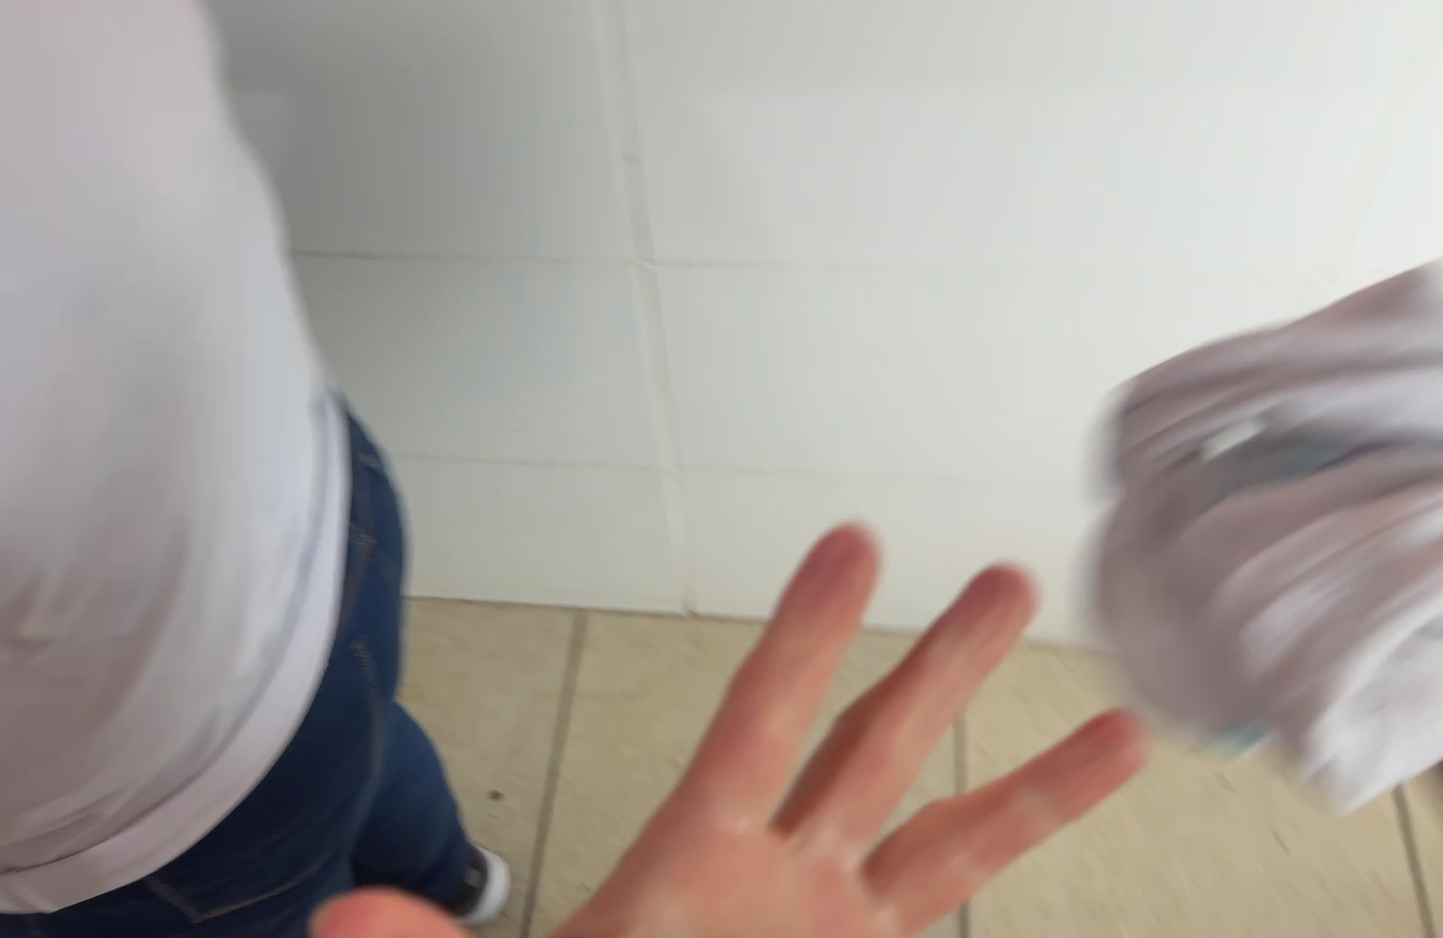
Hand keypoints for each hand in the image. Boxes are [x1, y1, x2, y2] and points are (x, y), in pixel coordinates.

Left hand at [312, 525, 1146, 937]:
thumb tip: (337, 919)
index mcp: (699, 855)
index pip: (761, 718)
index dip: (807, 632)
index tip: (852, 543)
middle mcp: (783, 871)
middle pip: (875, 747)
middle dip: (939, 662)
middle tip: (1006, 578)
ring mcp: (840, 927)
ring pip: (947, 829)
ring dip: (1022, 768)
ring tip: (1105, 708)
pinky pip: (968, 907)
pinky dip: (1032, 858)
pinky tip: (1091, 811)